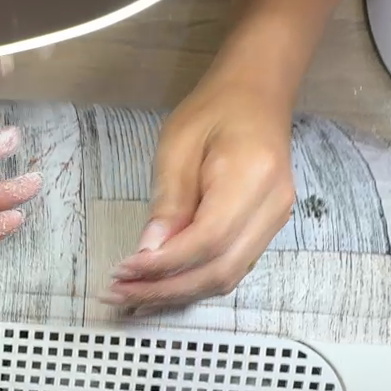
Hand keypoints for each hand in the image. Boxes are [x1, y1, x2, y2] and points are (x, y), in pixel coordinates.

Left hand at [106, 74, 294, 305]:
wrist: (257, 95)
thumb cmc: (213, 112)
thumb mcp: (176, 147)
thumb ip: (167, 202)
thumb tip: (148, 252)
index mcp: (252, 177)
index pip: (206, 240)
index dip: (162, 264)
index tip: (122, 271)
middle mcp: (272, 207)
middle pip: (217, 270)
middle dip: (163, 289)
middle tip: (117, 293)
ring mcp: (274, 222)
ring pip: (224, 278)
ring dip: (174, 293)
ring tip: (130, 295)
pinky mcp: (264, 231)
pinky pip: (228, 270)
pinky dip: (191, 284)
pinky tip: (158, 288)